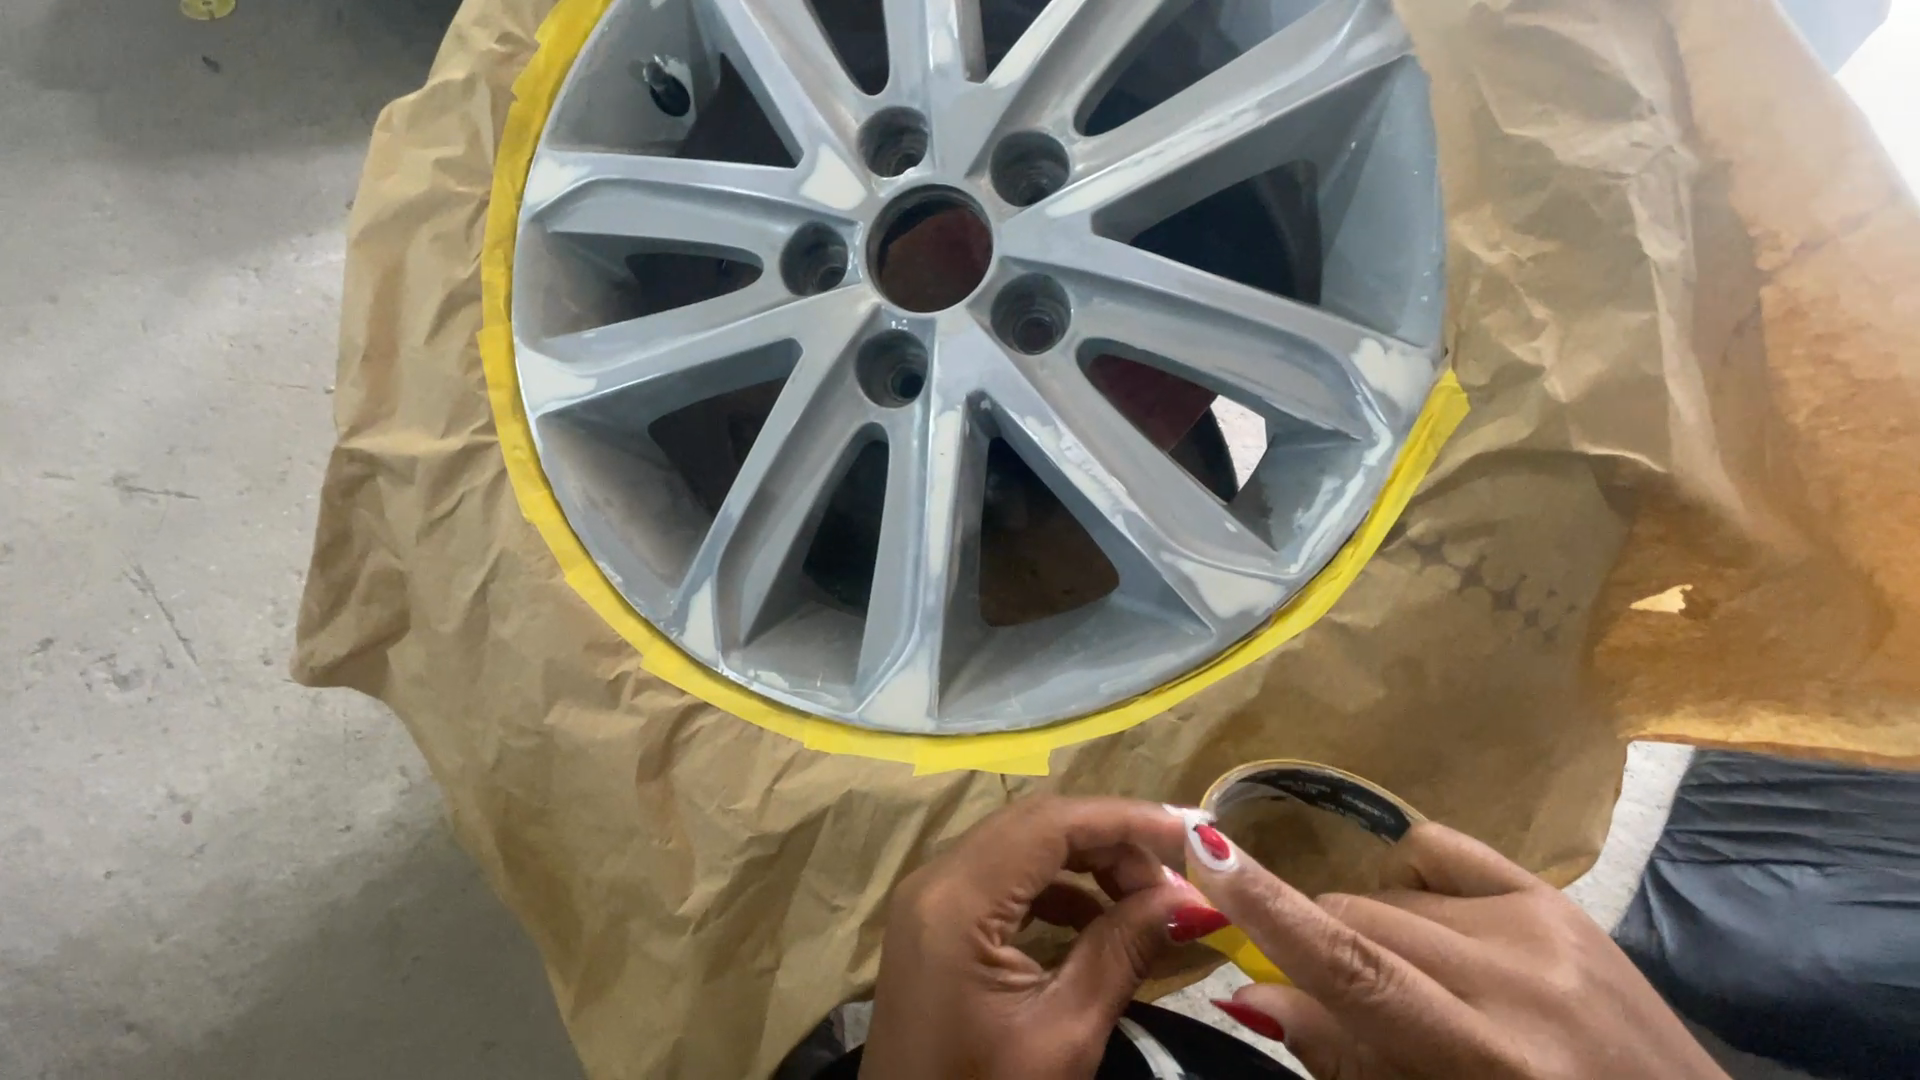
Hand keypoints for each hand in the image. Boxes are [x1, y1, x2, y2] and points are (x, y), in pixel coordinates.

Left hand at [860, 797, 1228, 1079]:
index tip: (1192, 834)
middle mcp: (935, 878)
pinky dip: (1057, 887)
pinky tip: (1099, 919)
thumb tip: (1189, 899)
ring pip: (1022, 845)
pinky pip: (1004, 876)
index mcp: (956, 901)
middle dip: (1111, 840)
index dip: (1124, 818)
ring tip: (1147, 898)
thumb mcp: (1064, 1035)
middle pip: (1035, 824)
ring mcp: (930, 895)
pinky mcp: (937, 916)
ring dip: (1087, 861)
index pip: (1049, 823)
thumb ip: (1123, 951)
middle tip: (1177, 874)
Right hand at [1182, 817, 1730, 1079]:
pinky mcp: (1559, 898)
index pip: (1355, 968)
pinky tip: (1446, 930)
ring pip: (1386, 893)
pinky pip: (1434, 850)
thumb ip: (1344, 1061)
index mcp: (1494, 1062)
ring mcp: (1546, 928)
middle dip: (1324, 946)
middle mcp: (1522, 981)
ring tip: (1428, 984)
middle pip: (1356, 917)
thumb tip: (1250, 992)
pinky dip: (1413, 884)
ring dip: (1376, 932)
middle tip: (1351, 996)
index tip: (1204, 848)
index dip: (1270, 908)